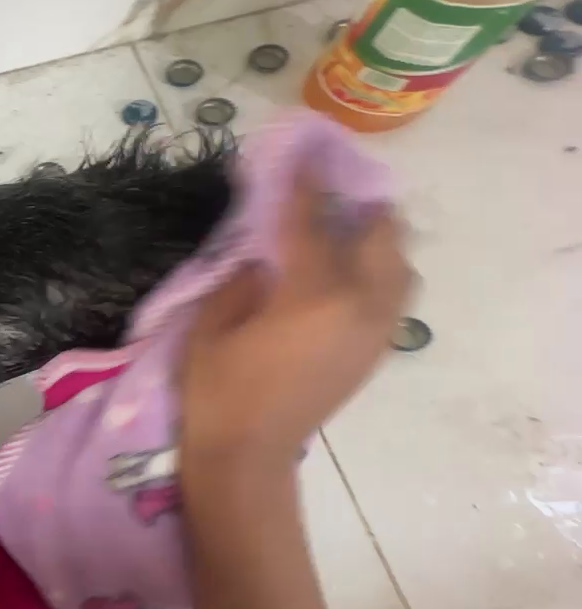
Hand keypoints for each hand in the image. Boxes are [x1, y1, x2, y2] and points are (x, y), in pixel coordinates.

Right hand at [180, 175, 411, 479]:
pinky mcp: (378, 345)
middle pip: (379, 235)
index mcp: (313, 297)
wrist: (249, 452)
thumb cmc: (215, 391)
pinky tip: (343, 270)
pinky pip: (393, 290)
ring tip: (340, 228)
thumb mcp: (210, 330)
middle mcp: (362, 303)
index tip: (299, 156)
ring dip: (374, 237)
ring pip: (398, 262)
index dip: (303, 189)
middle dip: (356, 206)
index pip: (312, 226)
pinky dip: (375, 267)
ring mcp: (378, 326)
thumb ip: (240, 284)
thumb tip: (262, 259)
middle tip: (324, 191)